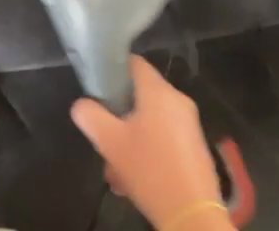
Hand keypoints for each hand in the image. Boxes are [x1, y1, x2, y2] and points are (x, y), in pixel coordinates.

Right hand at [71, 57, 228, 230]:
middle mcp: (178, 101)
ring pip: (150, 123)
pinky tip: (135, 180)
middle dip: (119, 118)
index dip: (112, 71)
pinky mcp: (196, 149)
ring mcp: (190, 126)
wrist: (193, 216)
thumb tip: (82, 106)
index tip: (98, 90)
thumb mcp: (109, 142)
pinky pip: (164, 140)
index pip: (133, 63)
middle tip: (105, 139)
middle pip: (140, 97)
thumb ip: (90, 116)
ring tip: (116, 171)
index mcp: (159, 91)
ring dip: (130, 141)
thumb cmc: (150, 169)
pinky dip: (148, 153)